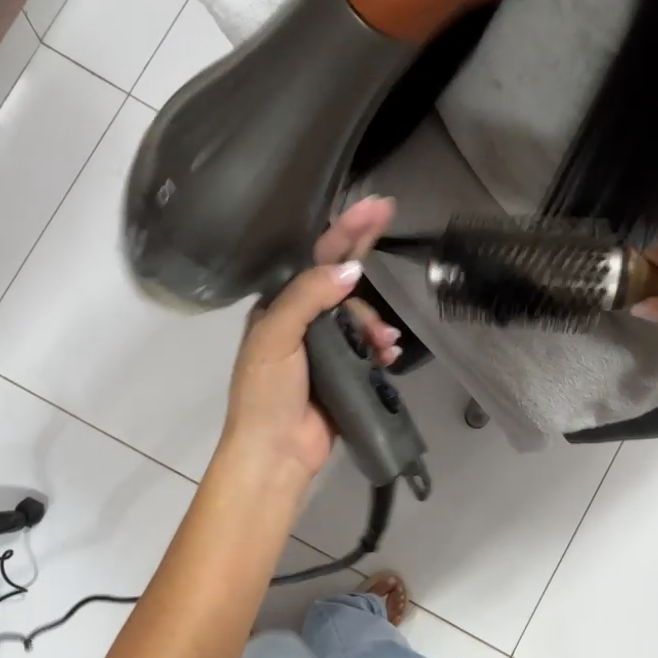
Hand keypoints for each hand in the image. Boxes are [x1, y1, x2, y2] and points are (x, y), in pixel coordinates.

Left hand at [217, 197, 399, 487]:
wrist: (276, 452)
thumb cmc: (267, 393)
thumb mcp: (277, 336)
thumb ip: (309, 297)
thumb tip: (350, 269)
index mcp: (277, 308)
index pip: (312, 260)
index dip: (342, 230)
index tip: (373, 206)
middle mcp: (300, 322)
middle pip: (339, 281)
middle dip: (363, 258)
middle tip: (389, 218)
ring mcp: (324, 349)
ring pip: (358, 317)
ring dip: (375, 322)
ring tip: (384, 341)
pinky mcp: (343, 374)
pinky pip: (368, 348)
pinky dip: (381, 347)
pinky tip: (389, 354)